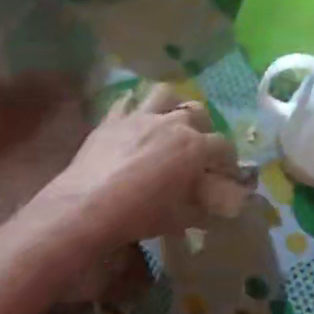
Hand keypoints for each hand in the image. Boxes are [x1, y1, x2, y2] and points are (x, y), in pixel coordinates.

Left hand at [34, 83, 243, 250]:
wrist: (87, 207)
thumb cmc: (139, 216)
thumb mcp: (179, 219)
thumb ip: (202, 208)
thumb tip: (217, 207)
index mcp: (195, 147)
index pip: (223, 147)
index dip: (226, 160)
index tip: (223, 172)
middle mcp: (171, 123)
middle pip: (197, 113)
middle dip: (203, 127)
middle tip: (196, 145)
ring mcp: (139, 117)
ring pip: (165, 94)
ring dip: (172, 104)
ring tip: (168, 119)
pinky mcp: (110, 120)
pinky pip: (126, 102)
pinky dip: (133, 107)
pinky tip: (132, 119)